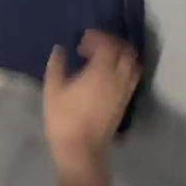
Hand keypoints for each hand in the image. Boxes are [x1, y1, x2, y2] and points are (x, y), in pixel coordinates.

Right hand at [43, 30, 140, 166]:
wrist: (81, 149)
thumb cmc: (63, 118)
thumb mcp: (52, 89)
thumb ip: (57, 66)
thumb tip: (60, 50)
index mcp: (100, 72)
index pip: (108, 45)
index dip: (98, 37)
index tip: (83, 38)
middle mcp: (118, 79)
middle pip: (127, 52)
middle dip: (113, 43)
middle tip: (94, 45)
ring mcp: (124, 91)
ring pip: (133, 65)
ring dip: (121, 56)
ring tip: (103, 58)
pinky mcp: (124, 102)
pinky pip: (131, 78)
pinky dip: (123, 68)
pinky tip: (106, 74)